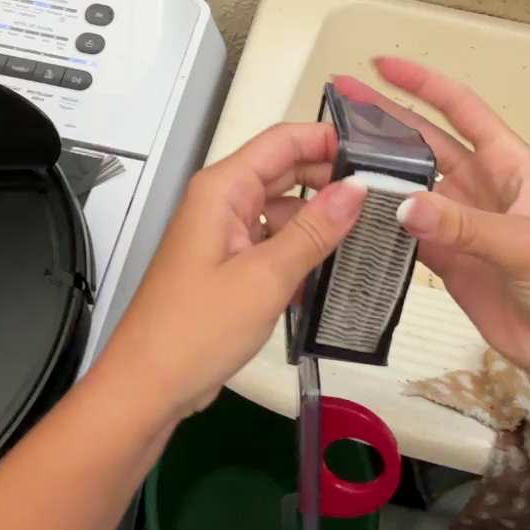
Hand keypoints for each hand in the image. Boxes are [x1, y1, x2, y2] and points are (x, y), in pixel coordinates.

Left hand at [91, 122, 366, 423]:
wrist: (146, 389)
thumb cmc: (197, 328)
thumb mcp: (266, 277)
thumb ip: (314, 230)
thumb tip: (357, 188)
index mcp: (223, 188)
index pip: (282, 141)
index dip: (327, 139)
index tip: (375, 153)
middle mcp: (222, 201)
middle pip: (284, 171)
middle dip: (330, 180)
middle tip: (383, 197)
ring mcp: (224, 234)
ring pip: (282, 210)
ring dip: (318, 222)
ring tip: (367, 236)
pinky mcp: (229, 265)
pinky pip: (272, 242)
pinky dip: (299, 252)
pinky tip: (331, 274)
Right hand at [332, 58, 529, 382]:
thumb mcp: (526, 245)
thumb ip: (466, 225)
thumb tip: (405, 204)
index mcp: (506, 162)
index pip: (460, 108)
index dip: (423, 83)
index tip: (383, 66)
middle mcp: (476, 181)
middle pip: (422, 139)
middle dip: (383, 116)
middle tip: (340, 98)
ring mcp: (455, 217)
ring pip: (407, 179)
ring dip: (374, 165)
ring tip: (332, 150)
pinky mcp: (441, 252)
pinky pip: (401, 225)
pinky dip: (376, 215)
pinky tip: (348, 206)